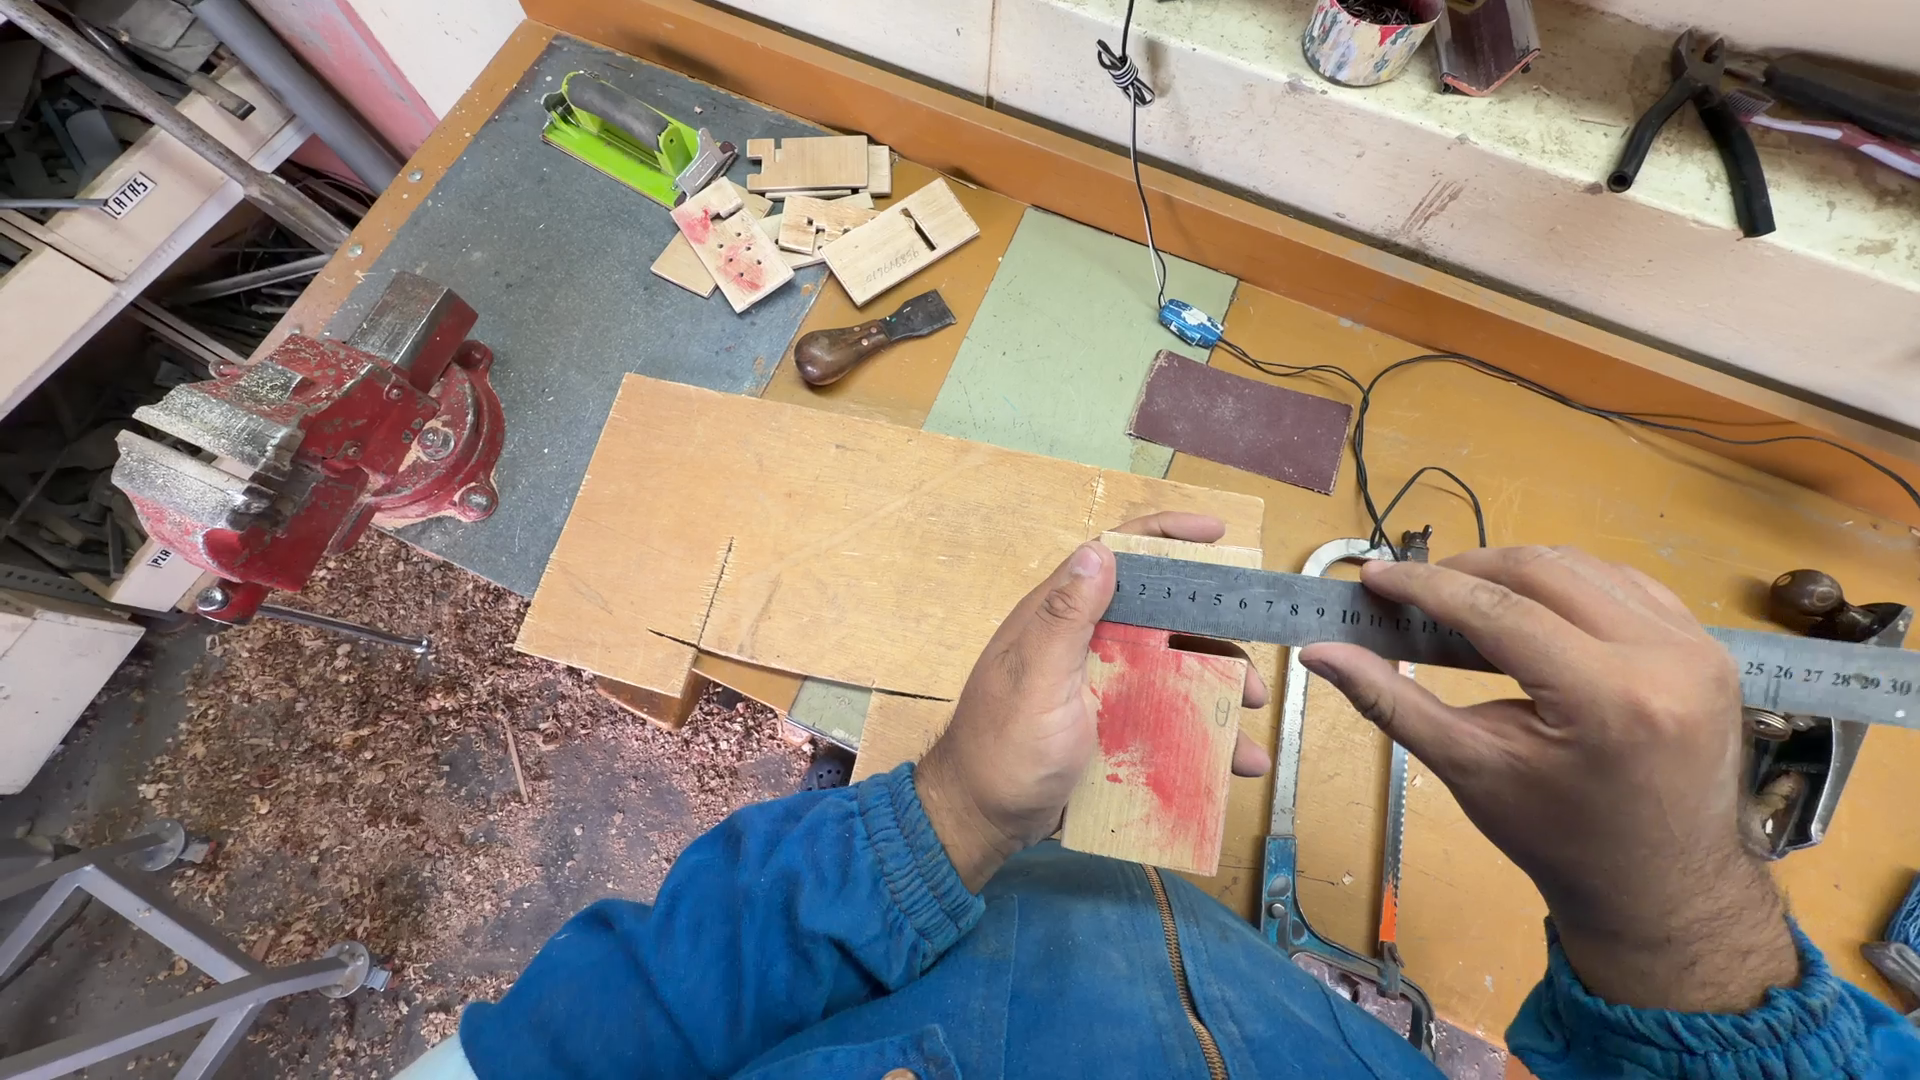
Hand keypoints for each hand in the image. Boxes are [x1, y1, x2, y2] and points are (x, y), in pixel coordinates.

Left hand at [916, 513, 1271, 891]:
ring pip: (1172, 664)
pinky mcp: (1112, 721)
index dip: (1163, 536)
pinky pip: (1168, 712)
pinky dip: (1203, 729)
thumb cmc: (1005, 748)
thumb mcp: (1036, 682)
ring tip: (1252, 707)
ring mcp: (1100, 682)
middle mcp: (1085, 640)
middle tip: (1249, 649)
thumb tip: (1100, 551)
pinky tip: (1235, 759)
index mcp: (1061, 616)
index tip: (1217, 532)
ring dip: (1218, 680)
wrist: (985, 818)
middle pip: (1159, 612)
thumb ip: (1064, 619)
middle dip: (1211, 626)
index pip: (1114, 555)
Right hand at [1300, 545, 1796, 1012]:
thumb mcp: (1463, 766)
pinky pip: (1622, 583)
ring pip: (1582, 566)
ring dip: (1510, 571)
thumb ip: (1387, 699)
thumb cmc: (1554, 835)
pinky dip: (1561, 583)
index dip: (1423, 584)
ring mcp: (1699, 649)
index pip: (1497, 609)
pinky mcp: (1708, 649)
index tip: (1372, 576)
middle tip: (1411, 589)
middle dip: (1464, 568)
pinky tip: (1525, 608)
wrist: (1661, 888)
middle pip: (1541, 571)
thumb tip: (1317, 652)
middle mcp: (1667, 658)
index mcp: (1608, 697)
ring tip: (1461, 598)